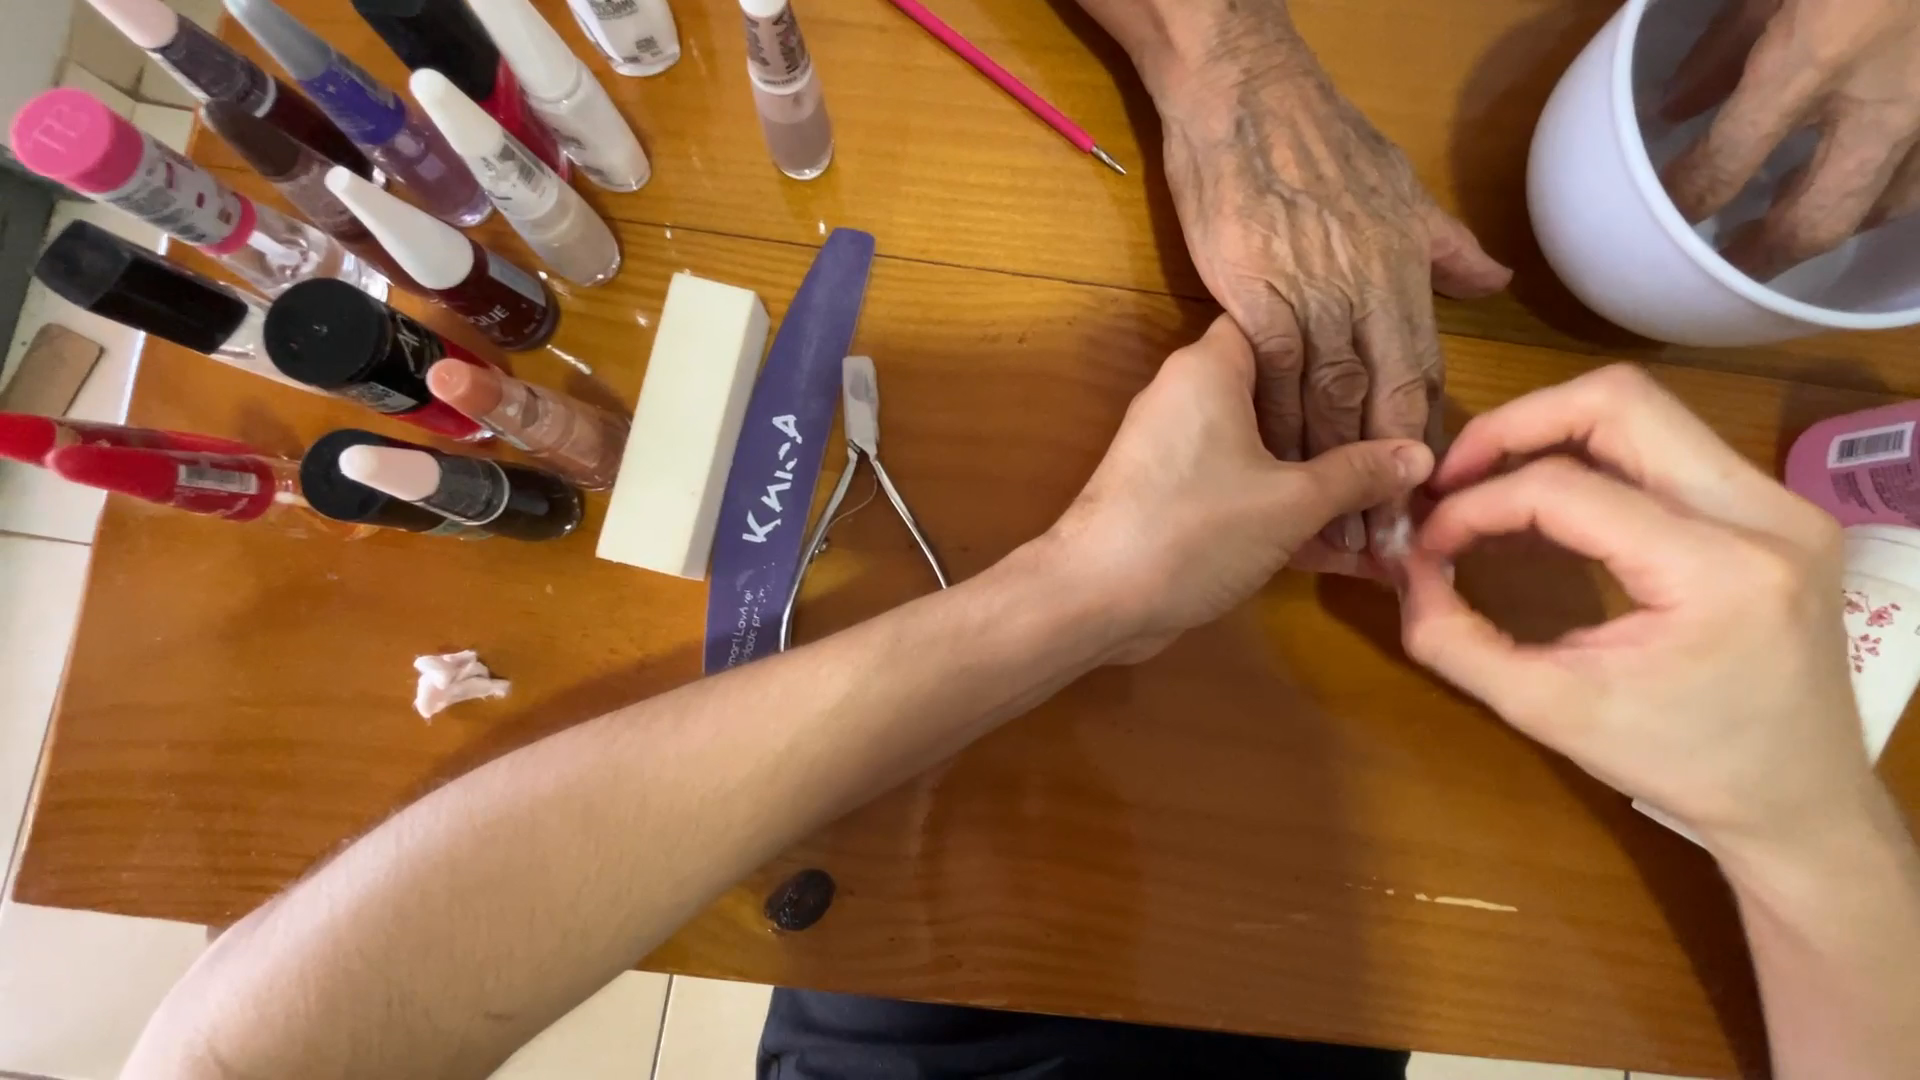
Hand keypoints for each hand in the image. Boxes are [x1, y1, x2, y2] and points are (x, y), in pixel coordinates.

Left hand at [1047, 316, 1431, 662]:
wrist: (1096, 596)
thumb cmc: (1195, 527)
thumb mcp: (1290, 501)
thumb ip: (1357, 473)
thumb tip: (1417, 454)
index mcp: (1208, 369)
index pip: (1278, 326)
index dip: (1337, 346)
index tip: (1391, 374)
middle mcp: (1187, 398)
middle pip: (1280, 399)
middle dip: (1343, 437)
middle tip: (1406, 464)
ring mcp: (1177, 451)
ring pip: (1263, 455)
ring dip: (1319, 489)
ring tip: (1386, 521)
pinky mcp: (1172, 497)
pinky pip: (1240, 492)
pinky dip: (1283, 516)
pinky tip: (1342, 555)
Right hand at [1149, 3, 1509, 552]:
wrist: (1241, 101)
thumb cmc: (1312, 144)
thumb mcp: (1394, 188)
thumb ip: (1442, 245)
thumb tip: (1491, 282)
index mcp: (1401, 275)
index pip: (1421, 374)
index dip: (1423, 441)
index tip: (1422, 499)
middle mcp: (1366, 296)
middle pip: (1381, 406)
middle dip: (1382, 481)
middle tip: (1384, 547)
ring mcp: (1311, 302)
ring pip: (1330, 406)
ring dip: (1331, 475)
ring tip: (1333, 535)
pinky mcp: (1255, 304)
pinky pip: (1274, 384)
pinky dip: (1278, 435)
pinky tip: (1276, 478)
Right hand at [1398, 365, 1876, 854]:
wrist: (1797, 795)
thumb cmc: (1673, 760)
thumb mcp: (1539, 708)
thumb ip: (1450, 637)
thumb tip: (1402, 568)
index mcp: (1717, 570)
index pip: (1563, 489)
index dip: (1472, 506)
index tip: (1427, 546)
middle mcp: (1763, 512)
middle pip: (1617, 402)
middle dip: (1510, 425)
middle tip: (1450, 475)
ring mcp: (1774, 501)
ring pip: (1637, 409)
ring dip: (1542, 433)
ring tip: (1482, 481)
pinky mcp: (1764, 506)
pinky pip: (1654, 443)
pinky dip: (1577, 454)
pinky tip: (1536, 500)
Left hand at [1664, 0, 1919, 280]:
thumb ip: (1726, 44)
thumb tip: (1674, 108)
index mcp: (1818, 60)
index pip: (1719, 171)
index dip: (1682, 203)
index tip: (1658, 215)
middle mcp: (1895, 97)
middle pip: (1820, 219)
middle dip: (1767, 253)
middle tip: (1729, 261)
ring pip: (1899, 200)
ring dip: (1843, 219)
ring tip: (1797, 224)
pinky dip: (1905, 180)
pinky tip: (1875, 178)